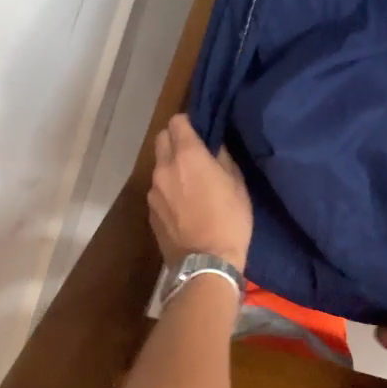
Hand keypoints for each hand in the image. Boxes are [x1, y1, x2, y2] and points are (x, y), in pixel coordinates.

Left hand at [147, 114, 251, 270]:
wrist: (206, 265)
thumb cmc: (229, 219)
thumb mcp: (237, 183)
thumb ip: (222, 157)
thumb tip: (214, 146)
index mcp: (188, 155)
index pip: (177, 121)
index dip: (188, 122)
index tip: (199, 129)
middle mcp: (164, 168)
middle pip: (161, 139)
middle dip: (174, 139)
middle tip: (192, 152)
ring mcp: (153, 191)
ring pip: (158, 165)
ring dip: (170, 166)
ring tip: (188, 182)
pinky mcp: (149, 212)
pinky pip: (157, 189)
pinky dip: (167, 188)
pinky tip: (182, 203)